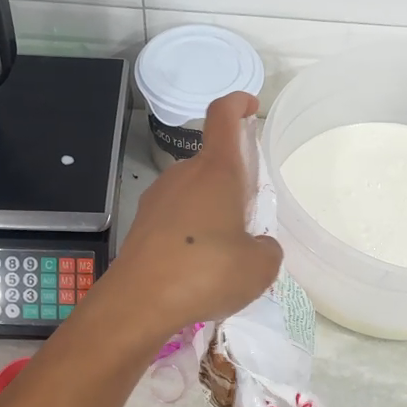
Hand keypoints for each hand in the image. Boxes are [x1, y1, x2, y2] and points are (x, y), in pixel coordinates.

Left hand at [109, 91, 281, 332]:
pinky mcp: (141, 226)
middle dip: (231, 183)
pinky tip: (196, 268)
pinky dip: (189, 234)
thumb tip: (257, 246)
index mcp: (216, 171)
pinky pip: (174, 219)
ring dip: (209, 212)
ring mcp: (157, 199)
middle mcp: (183, 175)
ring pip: (191, 193)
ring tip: (223, 252)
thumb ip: (267, 249)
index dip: (237, 104)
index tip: (249, 107)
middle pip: (210, 162)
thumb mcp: (260, 267)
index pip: (222, 116)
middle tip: (247, 218)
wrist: (140, 302)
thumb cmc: (207, 272)